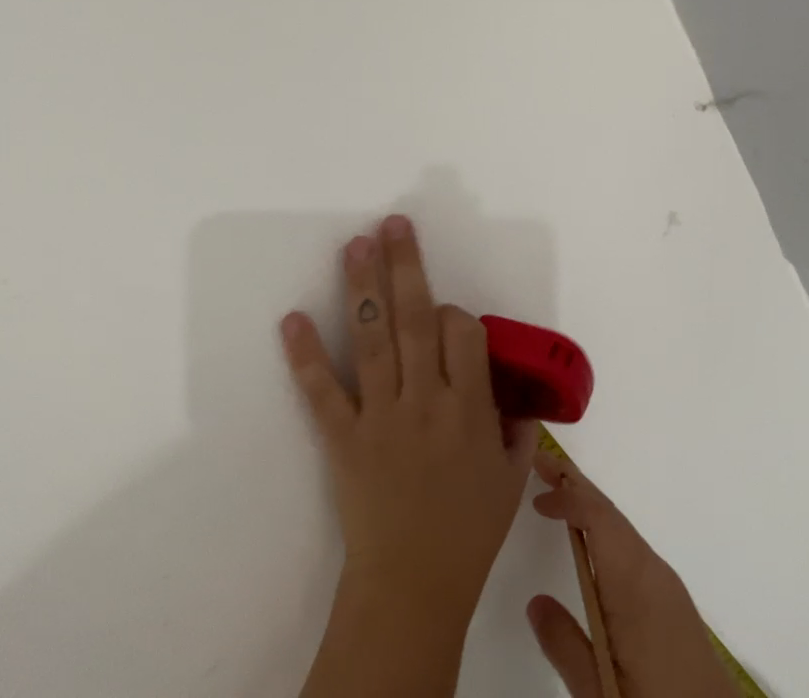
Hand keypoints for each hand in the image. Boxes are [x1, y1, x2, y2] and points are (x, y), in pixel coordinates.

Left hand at [283, 214, 537, 697]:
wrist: (415, 583)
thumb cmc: (469, 532)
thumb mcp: (511, 479)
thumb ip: (517, 430)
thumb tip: (514, 395)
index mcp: (471, 409)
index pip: (465, 334)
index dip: (458, 313)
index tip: (451, 316)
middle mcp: (426, 401)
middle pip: (417, 319)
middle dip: (406, 267)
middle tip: (394, 224)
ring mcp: (381, 416)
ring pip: (372, 340)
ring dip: (363, 289)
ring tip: (356, 245)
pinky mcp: (343, 438)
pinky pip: (322, 392)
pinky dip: (306, 356)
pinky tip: (292, 320)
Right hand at [526, 449, 738, 697]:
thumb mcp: (597, 688)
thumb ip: (564, 644)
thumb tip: (536, 602)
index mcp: (633, 585)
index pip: (599, 519)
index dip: (568, 496)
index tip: (536, 490)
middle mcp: (654, 573)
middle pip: (612, 516)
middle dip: (578, 486)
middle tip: (543, 463)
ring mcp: (667, 586)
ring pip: (623, 531)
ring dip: (591, 508)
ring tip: (559, 494)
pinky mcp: (672, 602)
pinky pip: (632, 549)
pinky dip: (606, 531)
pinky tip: (591, 543)